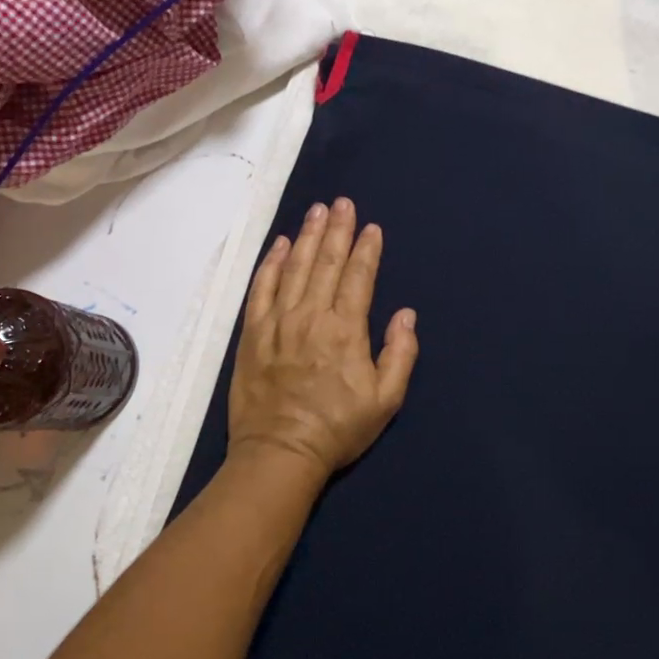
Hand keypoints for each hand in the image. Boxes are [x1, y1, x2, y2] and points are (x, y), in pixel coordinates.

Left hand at [228, 198, 418, 480]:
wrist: (280, 454)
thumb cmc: (338, 428)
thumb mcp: (385, 400)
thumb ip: (400, 354)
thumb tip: (406, 314)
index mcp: (346, 330)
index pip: (358, 277)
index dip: (366, 250)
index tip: (371, 227)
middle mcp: (311, 316)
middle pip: (325, 263)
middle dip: (336, 230)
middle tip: (341, 203)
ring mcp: (277, 322)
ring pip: (293, 268)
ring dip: (306, 236)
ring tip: (316, 211)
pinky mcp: (252, 334)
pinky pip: (261, 289)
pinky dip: (270, 264)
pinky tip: (278, 245)